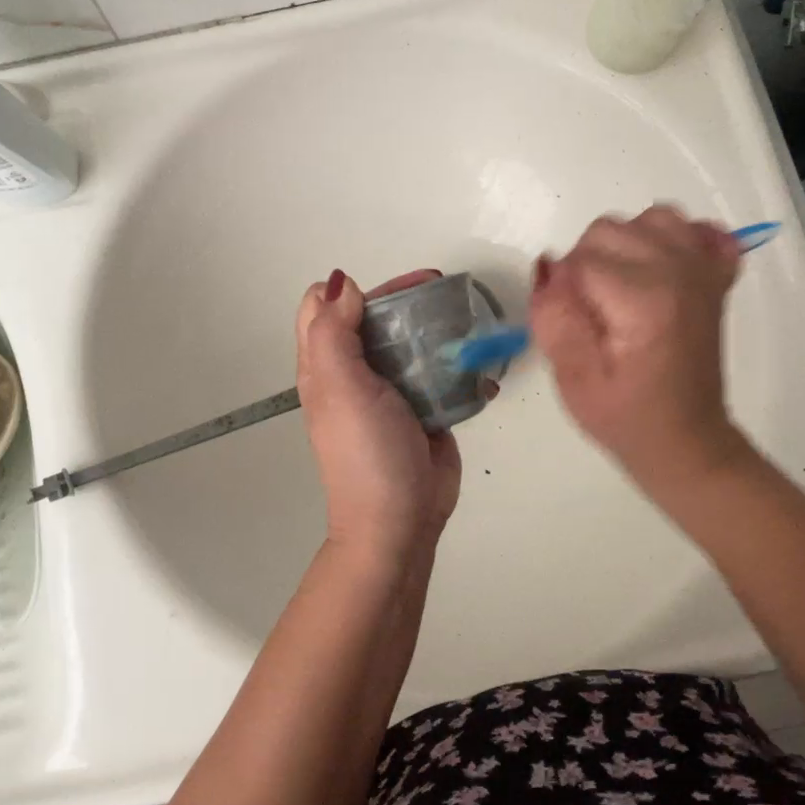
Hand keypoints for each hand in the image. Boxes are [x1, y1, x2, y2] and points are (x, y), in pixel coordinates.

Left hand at [296, 269, 461, 561]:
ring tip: (469, 315)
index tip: (389, 294)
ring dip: (437, 324)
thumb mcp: (340, 387)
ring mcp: (393, 390)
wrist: (400, 520)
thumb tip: (341, 283)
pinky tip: (480, 358)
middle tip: (442, 288)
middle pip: (376, 317)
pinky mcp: (427, 407)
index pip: (324, 307)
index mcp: (325, 365)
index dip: (352, 291)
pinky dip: (459, 360)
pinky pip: (442, 371)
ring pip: (411, 340)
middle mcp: (356, 372)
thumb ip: (334, 333)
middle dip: (405, 297)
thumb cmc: (365, 452)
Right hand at [529, 206, 751, 486]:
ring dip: (626, 244)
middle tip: (591, 313)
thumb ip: (554, 316)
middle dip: (587, 263)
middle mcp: (679, 271)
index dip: (562, 290)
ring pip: (649, 218)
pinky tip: (661, 271)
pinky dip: (675, 239)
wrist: (683, 438)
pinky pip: (697, 229)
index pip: (580, 260)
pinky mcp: (715, 276)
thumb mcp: (571, 377)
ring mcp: (703, 270)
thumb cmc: (622, 415)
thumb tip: (548, 266)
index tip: (572, 326)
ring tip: (620, 288)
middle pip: (609, 230)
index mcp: (645, 299)